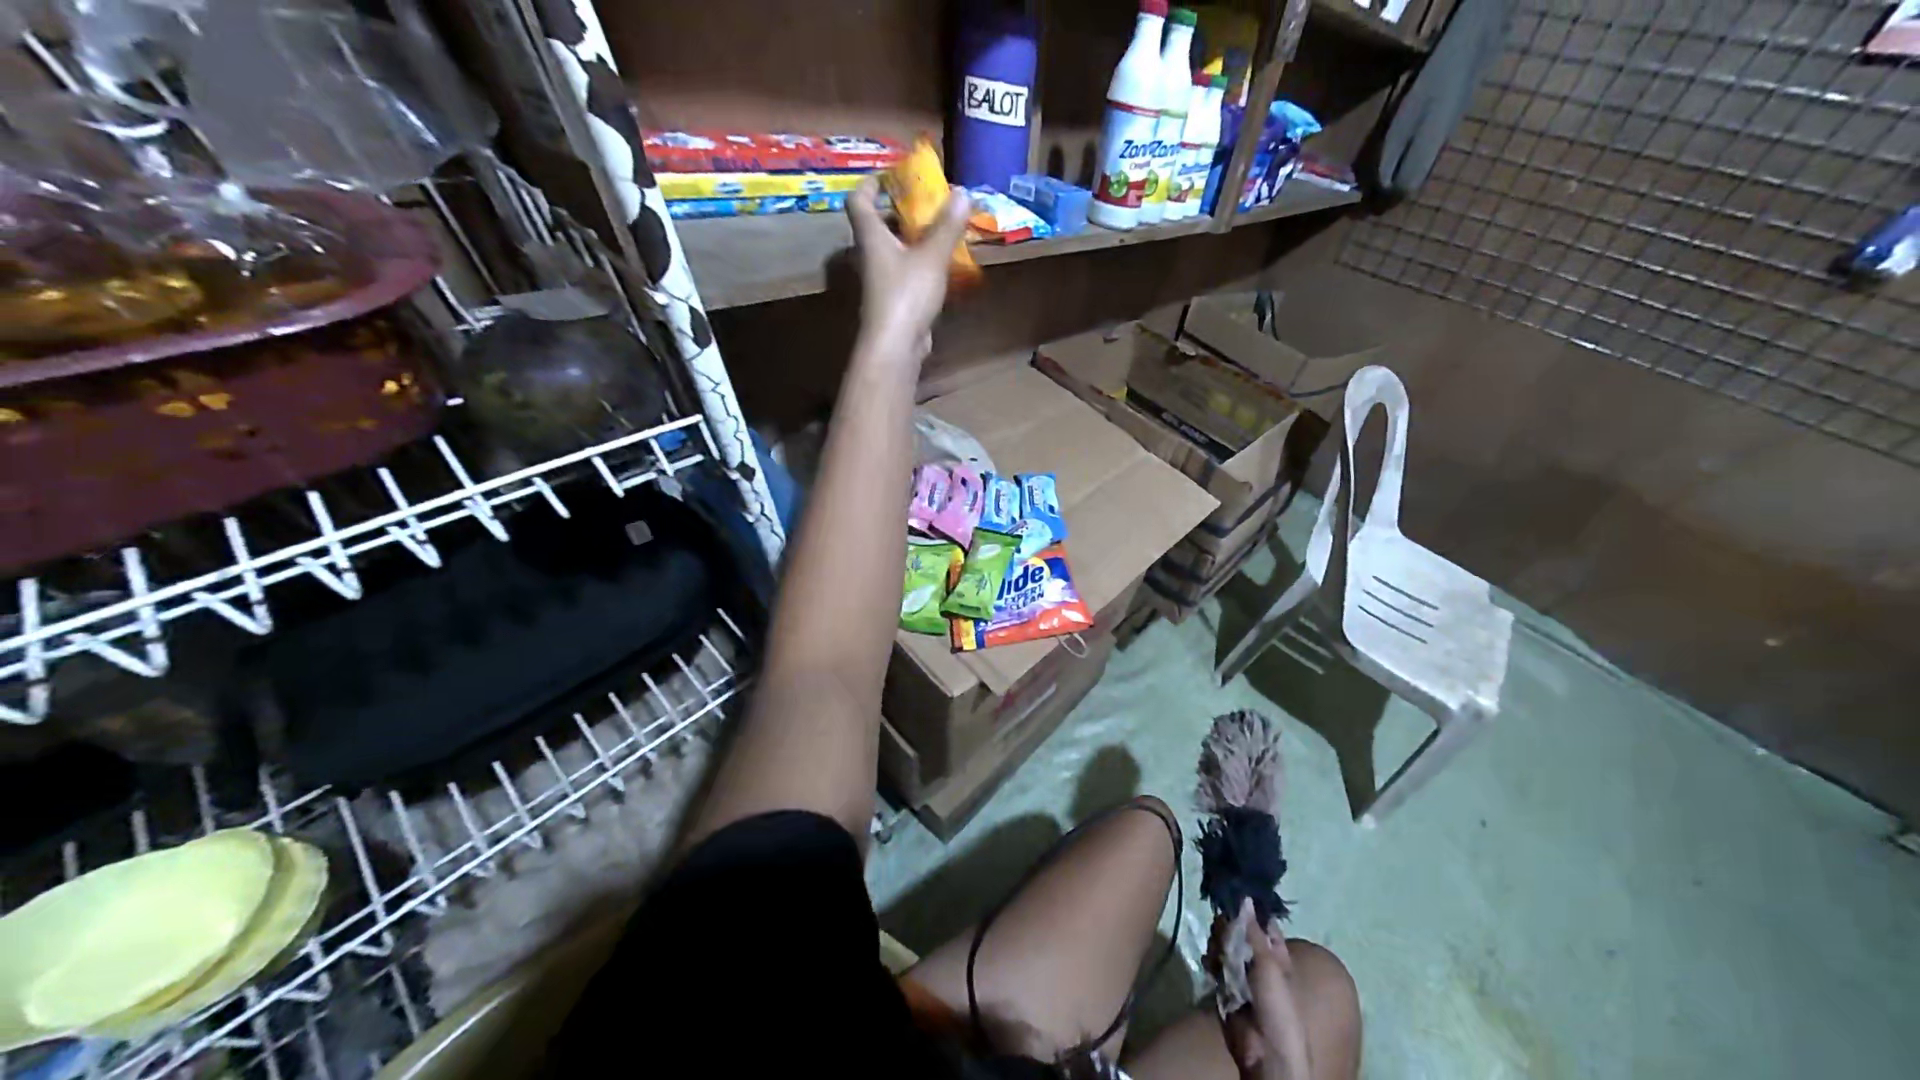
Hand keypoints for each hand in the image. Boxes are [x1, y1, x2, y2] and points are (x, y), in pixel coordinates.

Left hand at [846, 177, 970, 356]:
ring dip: (910, 239)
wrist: (895, 346)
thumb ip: (947, 226)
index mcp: (871, 237)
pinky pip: (903, 273)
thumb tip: (962, 191)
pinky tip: (939, 266)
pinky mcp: (892, 301)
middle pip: (876, 226)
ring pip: (891, 251)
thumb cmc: (907, 294)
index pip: (859, 201)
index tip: (890, 176)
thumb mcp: (932, 256)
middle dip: (897, 212)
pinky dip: (917, 264)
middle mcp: (870, 256)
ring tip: (938, 231)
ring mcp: (879, 281)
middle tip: (925, 204)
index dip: (871, 184)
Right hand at [1216, 902, 1312, 1079]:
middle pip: (1237, 930)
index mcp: (1276, 953)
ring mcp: (1240, 972)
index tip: (1230, 894)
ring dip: (1217, 945)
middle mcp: (1257, 958)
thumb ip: (1253, 931)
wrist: (1264, 1051)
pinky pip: (1213, 963)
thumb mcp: (1269, 964)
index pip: (1261, 922)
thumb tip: (1246, 897)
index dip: (1248, 908)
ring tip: (1217, 952)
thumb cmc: (1278, 1006)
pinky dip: (1210, 962)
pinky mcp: (1224, 984)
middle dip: (1226, 928)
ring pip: (1223, 944)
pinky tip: (1210, 966)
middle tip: (1220, 929)